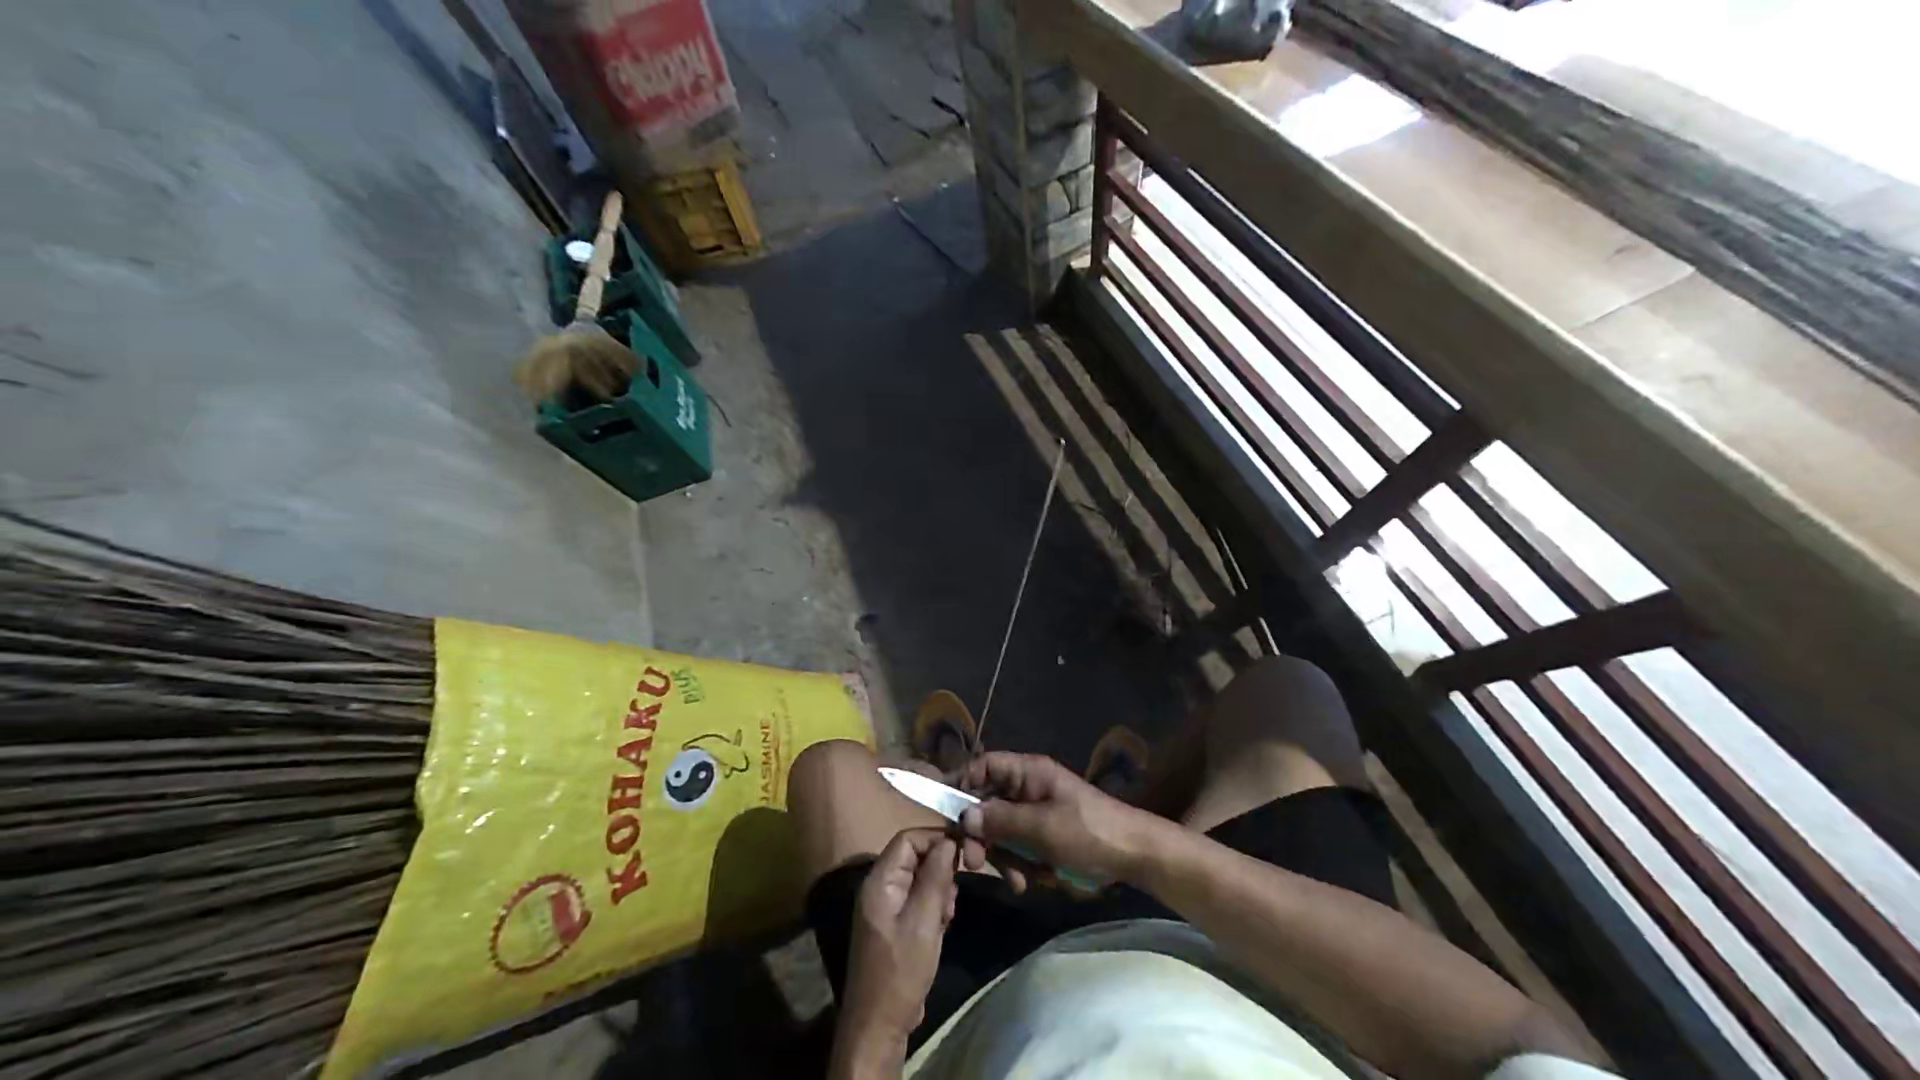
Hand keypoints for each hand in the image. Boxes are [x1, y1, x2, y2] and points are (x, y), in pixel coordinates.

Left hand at [839, 828, 958, 1046]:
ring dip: (939, 891)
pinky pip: (918, 900)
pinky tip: (942, 925)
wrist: (880, 1023)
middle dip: (941, 869)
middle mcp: (880, 887)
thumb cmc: (901, 968)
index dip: (937, 839)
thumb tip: (949, 841)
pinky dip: (934, 907)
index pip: (908, 839)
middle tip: (954, 895)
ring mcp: (886, 907)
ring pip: (920, 879)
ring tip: (947, 915)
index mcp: (880, 880)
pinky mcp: (895, 925)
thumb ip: (936, 876)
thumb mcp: (924, 920)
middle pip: (915, 857)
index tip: (965, 852)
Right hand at [955, 752, 1160, 890]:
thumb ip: (1000, 820)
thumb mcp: (1042, 827)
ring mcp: (1035, 814)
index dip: (961, 784)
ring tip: (1015, 880)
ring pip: (999, 831)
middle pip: (986, 803)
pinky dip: (1018, 866)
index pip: (983, 766)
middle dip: (980, 834)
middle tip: (975, 862)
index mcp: (1028, 773)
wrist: (1135, 856)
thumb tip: (964, 816)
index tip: (944, 813)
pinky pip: (1017, 848)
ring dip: (1001, 857)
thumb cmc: (1089, 832)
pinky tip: (1028, 883)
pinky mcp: (1043, 838)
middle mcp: (1026, 788)